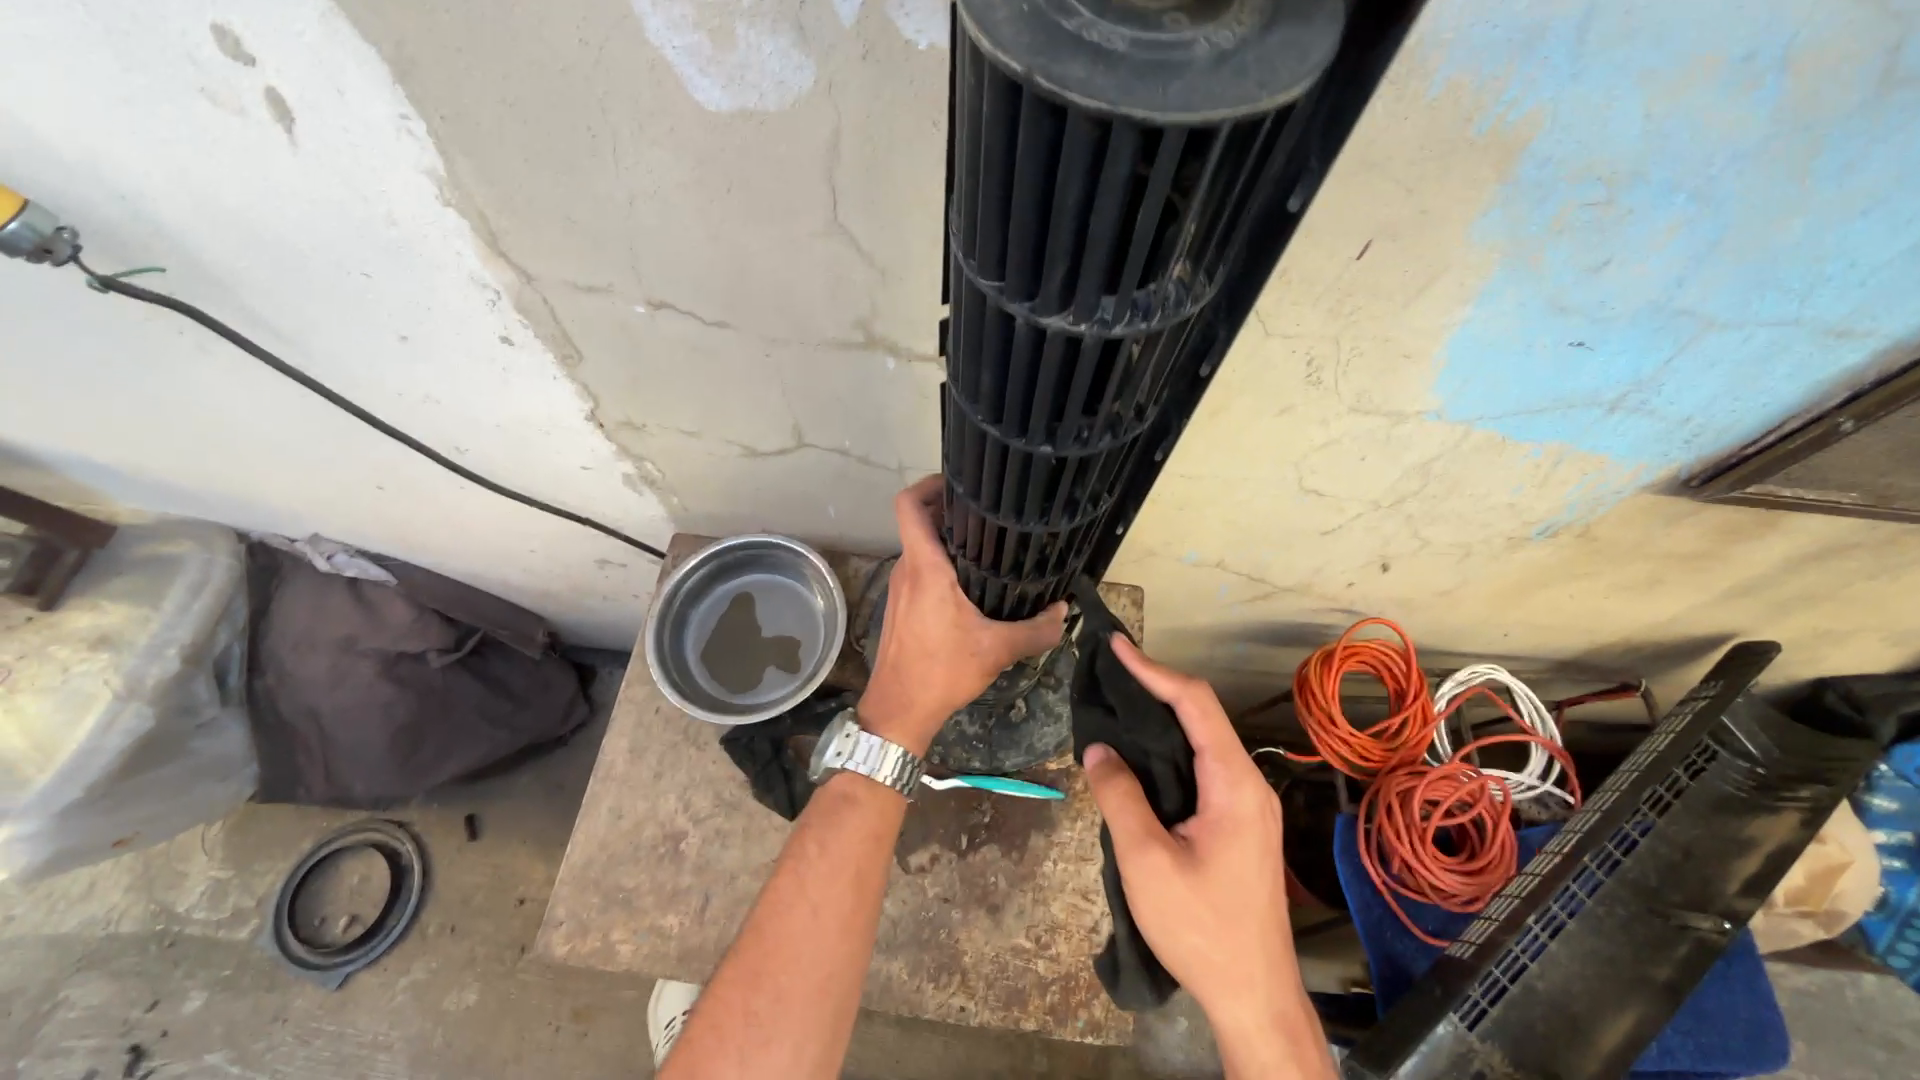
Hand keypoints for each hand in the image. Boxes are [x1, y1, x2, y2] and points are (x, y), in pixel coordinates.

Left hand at [859, 476, 1066, 755]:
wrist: (899, 710)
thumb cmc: (941, 672)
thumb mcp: (997, 651)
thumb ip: (1035, 630)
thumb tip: (1063, 613)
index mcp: (925, 567)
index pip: (909, 505)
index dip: (930, 484)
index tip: (962, 483)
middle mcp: (907, 570)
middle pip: (919, 521)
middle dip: (951, 510)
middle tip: (990, 512)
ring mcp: (900, 589)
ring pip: (920, 547)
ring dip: (947, 539)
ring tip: (988, 544)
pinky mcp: (901, 607)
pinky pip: (920, 570)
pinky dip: (942, 565)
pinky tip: (972, 582)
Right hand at [1083, 636, 1331, 1077]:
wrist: (1254, 993)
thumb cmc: (1201, 927)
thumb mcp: (1146, 860)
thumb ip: (1120, 796)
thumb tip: (1098, 750)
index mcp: (1234, 783)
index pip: (1195, 703)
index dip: (1154, 669)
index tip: (1116, 646)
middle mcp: (1248, 784)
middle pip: (1202, 716)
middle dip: (1155, 687)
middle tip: (1108, 672)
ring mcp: (1248, 806)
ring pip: (1203, 744)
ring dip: (1162, 720)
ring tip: (1116, 704)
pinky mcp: (1239, 826)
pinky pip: (1203, 771)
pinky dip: (1170, 752)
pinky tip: (1140, 758)